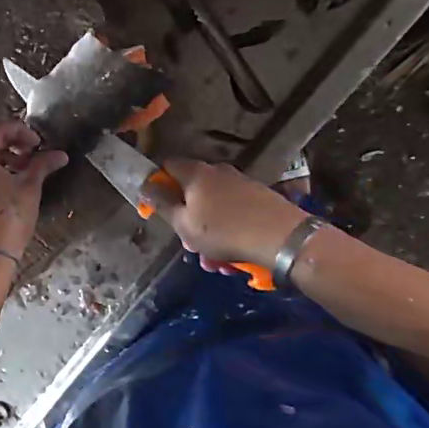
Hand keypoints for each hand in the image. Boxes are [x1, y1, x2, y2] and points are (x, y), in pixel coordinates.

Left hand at [0, 120, 68, 257]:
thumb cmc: (8, 220)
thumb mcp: (29, 188)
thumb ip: (42, 165)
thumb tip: (58, 156)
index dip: (20, 130)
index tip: (37, 143)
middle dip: (11, 141)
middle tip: (32, 151)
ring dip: (4, 154)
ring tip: (25, 168)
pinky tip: (11, 180)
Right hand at [142, 159, 308, 268]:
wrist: (283, 239)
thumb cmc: (224, 231)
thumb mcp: (183, 223)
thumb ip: (161, 204)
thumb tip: (145, 186)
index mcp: (196, 173)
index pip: (167, 166)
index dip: (158, 184)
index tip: (158, 206)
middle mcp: (218, 172)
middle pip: (192, 192)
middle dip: (187, 219)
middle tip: (190, 244)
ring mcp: (242, 184)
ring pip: (214, 208)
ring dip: (209, 234)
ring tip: (215, 261)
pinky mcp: (260, 199)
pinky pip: (235, 215)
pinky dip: (229, 233)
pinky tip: (233, 258)